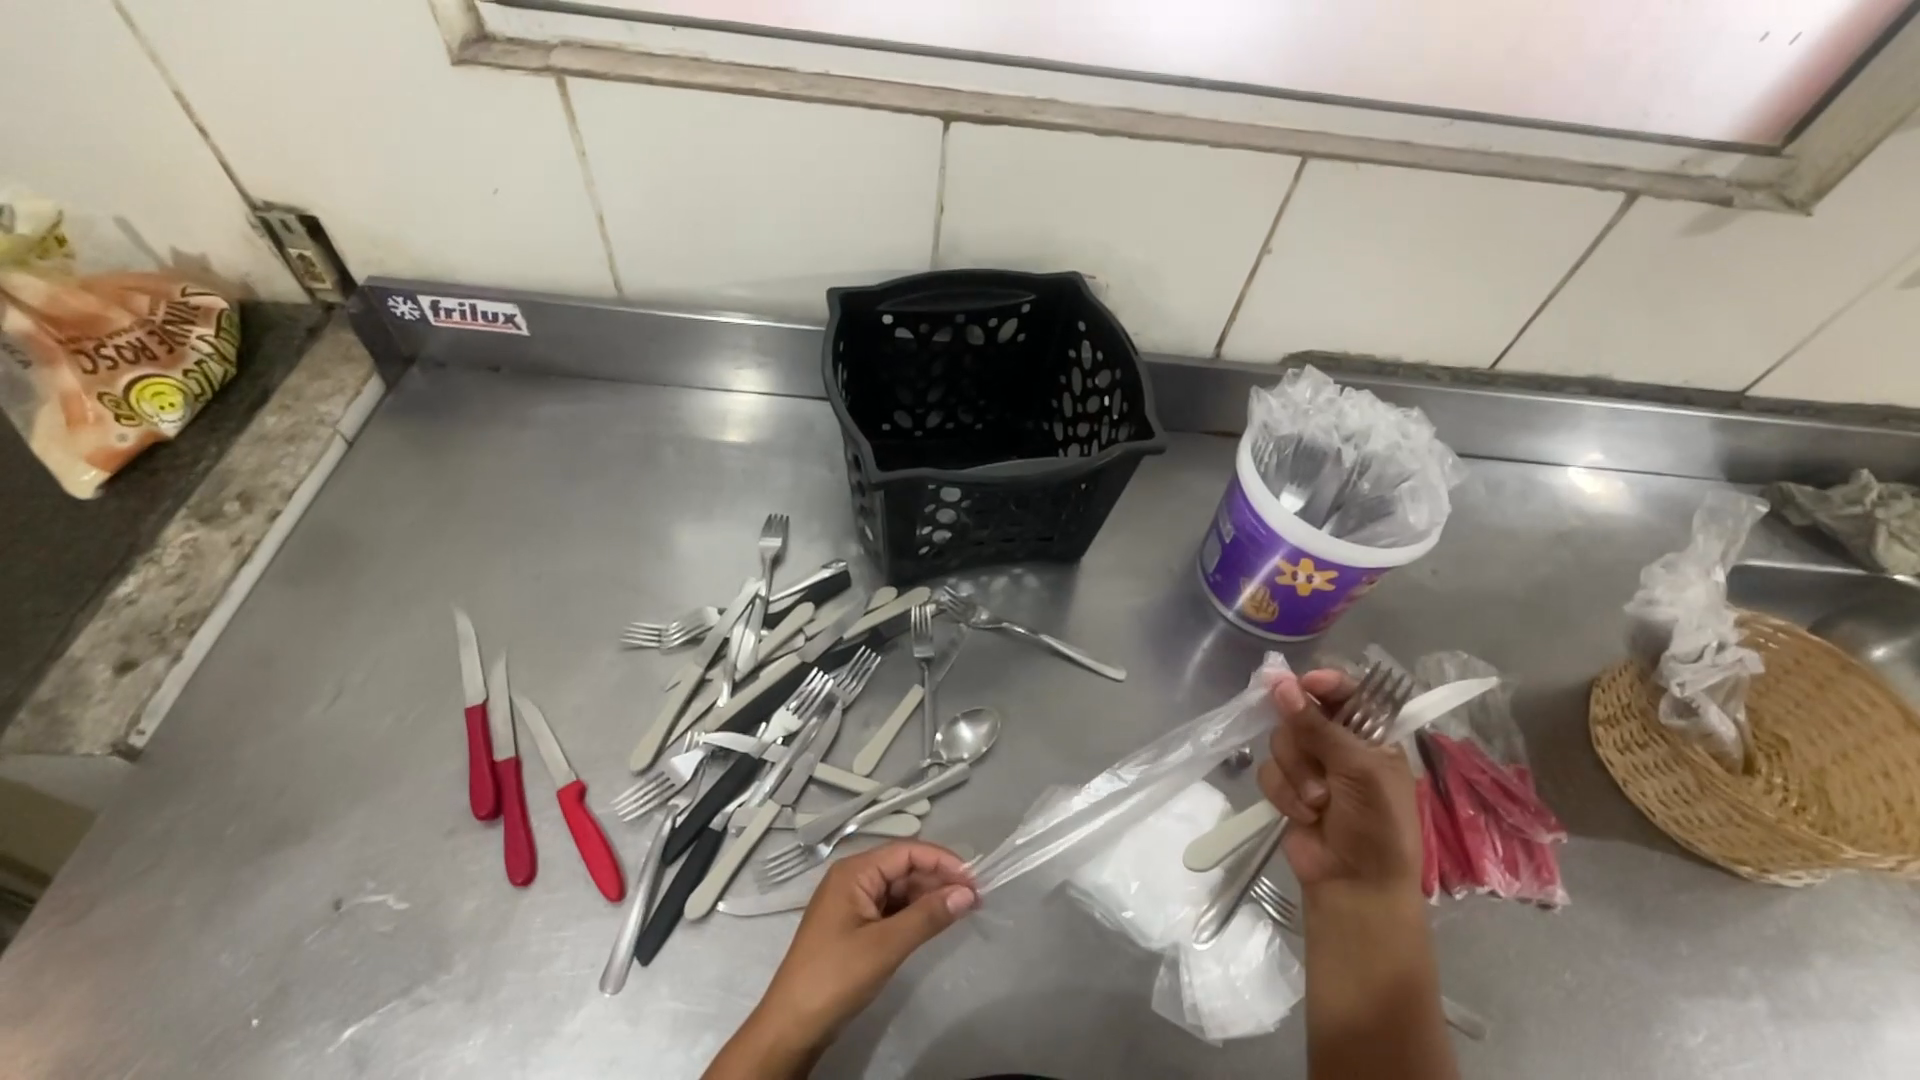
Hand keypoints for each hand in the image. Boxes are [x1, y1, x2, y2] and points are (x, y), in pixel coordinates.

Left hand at [751, 842, 975, 1049]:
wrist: (794, 1023)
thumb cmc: (836, 975)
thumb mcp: (886, 945)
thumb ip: (928, 916)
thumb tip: (967, 893)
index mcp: (854, 871)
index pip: (907, 851)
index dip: (943, 861)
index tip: (975, 880)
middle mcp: (853, 878)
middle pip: (904, 867)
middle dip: (939, 879)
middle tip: (975, 899)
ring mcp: (853, 902)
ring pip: (900, 888)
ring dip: (930, 896)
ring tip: (963, 910)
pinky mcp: (855, 925)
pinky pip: (891, 907)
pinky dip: (915, 912)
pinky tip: (936, 922)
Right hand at [1257, 669, 1420, 896]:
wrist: (1356, 884)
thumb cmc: (1376, 824)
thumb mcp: (1357, 769)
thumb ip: (1317, 725)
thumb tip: (1280, 683)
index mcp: (1370, 736)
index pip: (1344, 693)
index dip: (1322, 685)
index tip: (1301, 685)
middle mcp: (1339, 746)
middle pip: (1300, 715)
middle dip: (1305, 744)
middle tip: (1321, 769)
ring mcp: (1311, 768)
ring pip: (1280, 743)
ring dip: (1297, 774)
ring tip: (1318, 803)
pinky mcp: (1287, 789)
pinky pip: (1268, 771)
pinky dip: (1284, 794)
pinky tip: (1303, 814)